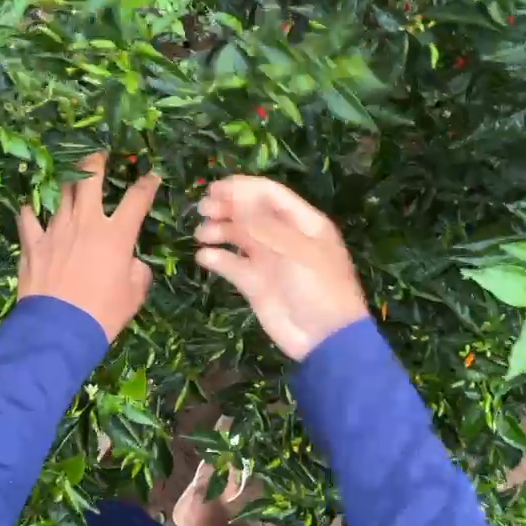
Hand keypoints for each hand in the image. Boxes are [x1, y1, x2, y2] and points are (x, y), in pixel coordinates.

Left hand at [17, 153, 161, 342]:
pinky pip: (28, 218)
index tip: (152, 176)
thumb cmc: (103, 313)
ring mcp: (55, 230)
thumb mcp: (134, 294)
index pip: (137, 199)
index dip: (147, 184)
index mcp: (116, 234)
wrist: (59, 330)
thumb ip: (136, 271)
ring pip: (60, 193)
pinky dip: (29, 210)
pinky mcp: (32, 244)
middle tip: (98, 155)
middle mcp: (85, 223)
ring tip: (68, 176)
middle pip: (89, 179)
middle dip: (95, 162)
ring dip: (66, 182)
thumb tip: (131, 263)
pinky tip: (28, 206)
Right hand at [193, 176, 369, 360]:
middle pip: (250, 212)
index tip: (215, 189)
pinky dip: (217, 258)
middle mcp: (284, 237)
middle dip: (226, 207)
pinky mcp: (255, 284)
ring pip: (238, 236)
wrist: (324, 338)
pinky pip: (232, 265)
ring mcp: (269, 261)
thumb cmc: (319, 287)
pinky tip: (204, 256)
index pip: (270, 194)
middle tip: (204, 208)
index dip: (242, 188)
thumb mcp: (296, 250)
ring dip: (219, 230)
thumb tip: (233, 201)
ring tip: (201, 233)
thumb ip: (263, 225)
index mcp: (303, 222)